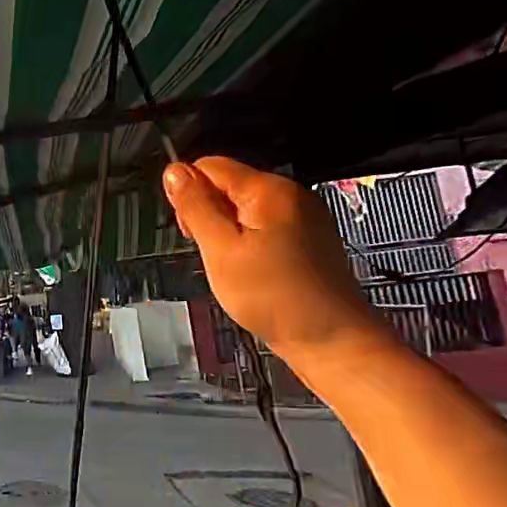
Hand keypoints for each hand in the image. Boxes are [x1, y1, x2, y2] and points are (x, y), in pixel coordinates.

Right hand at [162, 157, 383, 361]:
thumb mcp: (221, 251)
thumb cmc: (275, 298)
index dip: (190, 194)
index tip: (192, 233)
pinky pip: (268, 230)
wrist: (333, 340)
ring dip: (231, 236)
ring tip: (237, 271)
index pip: (210, 166)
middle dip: (212, 218)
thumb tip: (173, 171)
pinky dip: (252, 248)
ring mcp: (305, 218)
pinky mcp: (311, 241)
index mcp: (269, 189)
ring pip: (247, 212)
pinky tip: (256, 276)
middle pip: (230, 187)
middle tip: (217, 257)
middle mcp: (291, 195)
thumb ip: (196, 207)